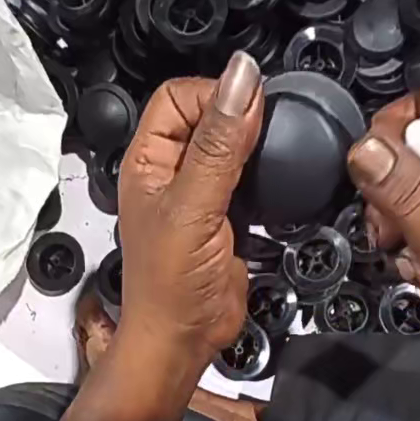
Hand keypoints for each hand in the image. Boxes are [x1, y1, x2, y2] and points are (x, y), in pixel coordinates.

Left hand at [115, 52, 264, 370]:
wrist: (185, 338)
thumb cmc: (169, 286)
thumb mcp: (194, 207)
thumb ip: (220, 145)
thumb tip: (242, 81)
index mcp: (147, 162)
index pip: (179, 97)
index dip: (214, 94)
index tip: (250, 109)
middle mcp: (171, 175)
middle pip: (207, 119)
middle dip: (238, 119)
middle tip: (265, 134)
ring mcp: (199, 199)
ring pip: (229, 151)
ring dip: (253, 149)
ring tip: (269, 160)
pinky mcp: (224, 221)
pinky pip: (246, 184)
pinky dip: (262, 180)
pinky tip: (272, 186)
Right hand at [345, 87, 419, 336]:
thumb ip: (401, 185)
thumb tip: (365, 149)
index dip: (389, 137)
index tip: (374, 175)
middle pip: (408, 145)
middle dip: (389, 192)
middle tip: (396, 226)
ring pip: (403, 180)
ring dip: (393, 218)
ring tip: (409, 245)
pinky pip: (411, 205)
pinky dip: (404, 232)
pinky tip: (417, 251)